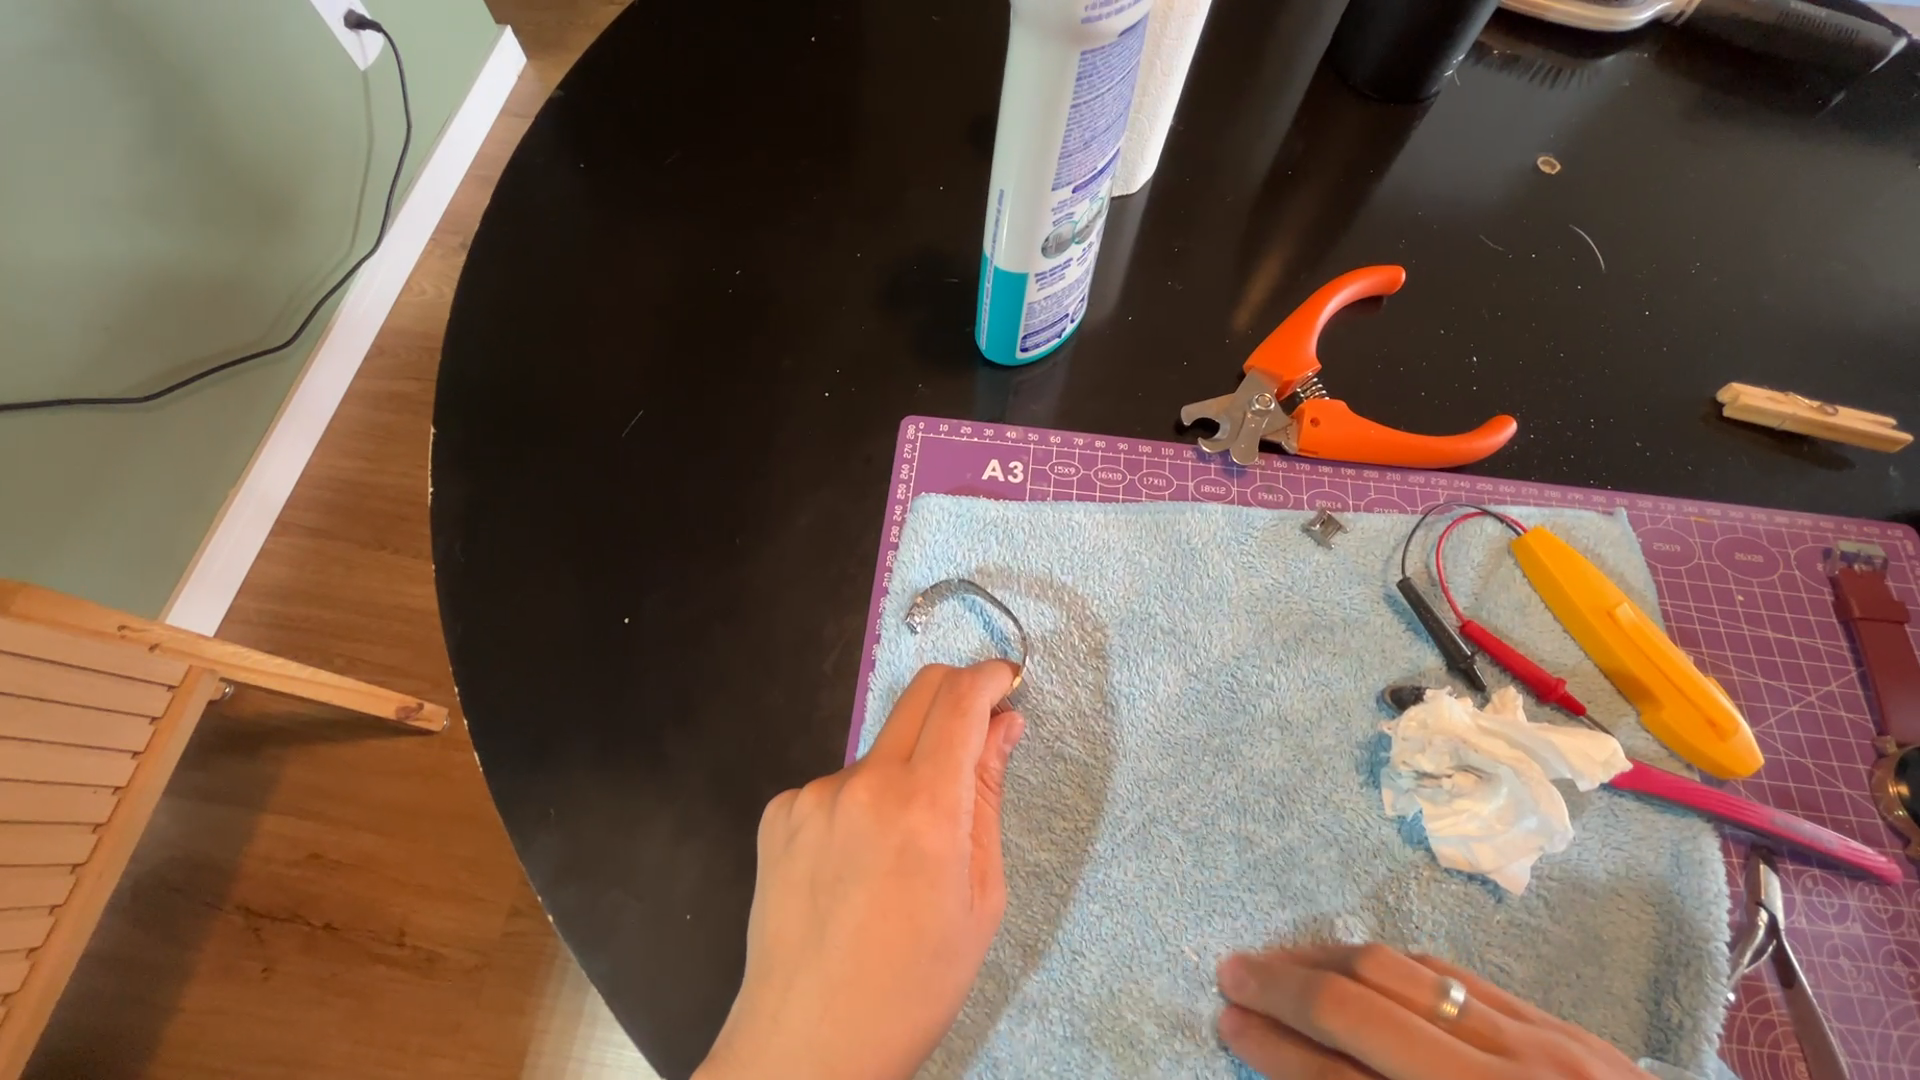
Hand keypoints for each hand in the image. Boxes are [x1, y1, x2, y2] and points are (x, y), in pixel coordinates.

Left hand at [696, 661, 1025, 1079]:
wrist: (809, 1044)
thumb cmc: (916, 982)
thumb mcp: (981, 896)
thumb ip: (987, 794)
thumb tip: (1004, 723)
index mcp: (924, 807)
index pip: (961, 700)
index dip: (990, 677)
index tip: (1006, 681)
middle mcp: (862, 784)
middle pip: (918, 695)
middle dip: (956, 698)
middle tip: (973, 739)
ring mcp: (811, 795)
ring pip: (878, 750)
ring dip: (903, 770)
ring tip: (898, 849)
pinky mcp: (778, 812)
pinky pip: (836, 786)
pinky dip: (859, 805)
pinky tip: (852, 865)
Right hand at [1216, 945, 1651, 1078]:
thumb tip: (1312, 1076)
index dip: (1276, 1050)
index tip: (1227, 1023)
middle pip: (1362, 1009)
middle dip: (1284, 987)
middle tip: (1230, 974)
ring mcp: (1545, 1049)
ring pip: (1405, 972)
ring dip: (1329, 957)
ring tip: (1281, 956)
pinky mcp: (1572, 1031)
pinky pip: (1459, 976)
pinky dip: (1393, 963)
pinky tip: (1362, 961)